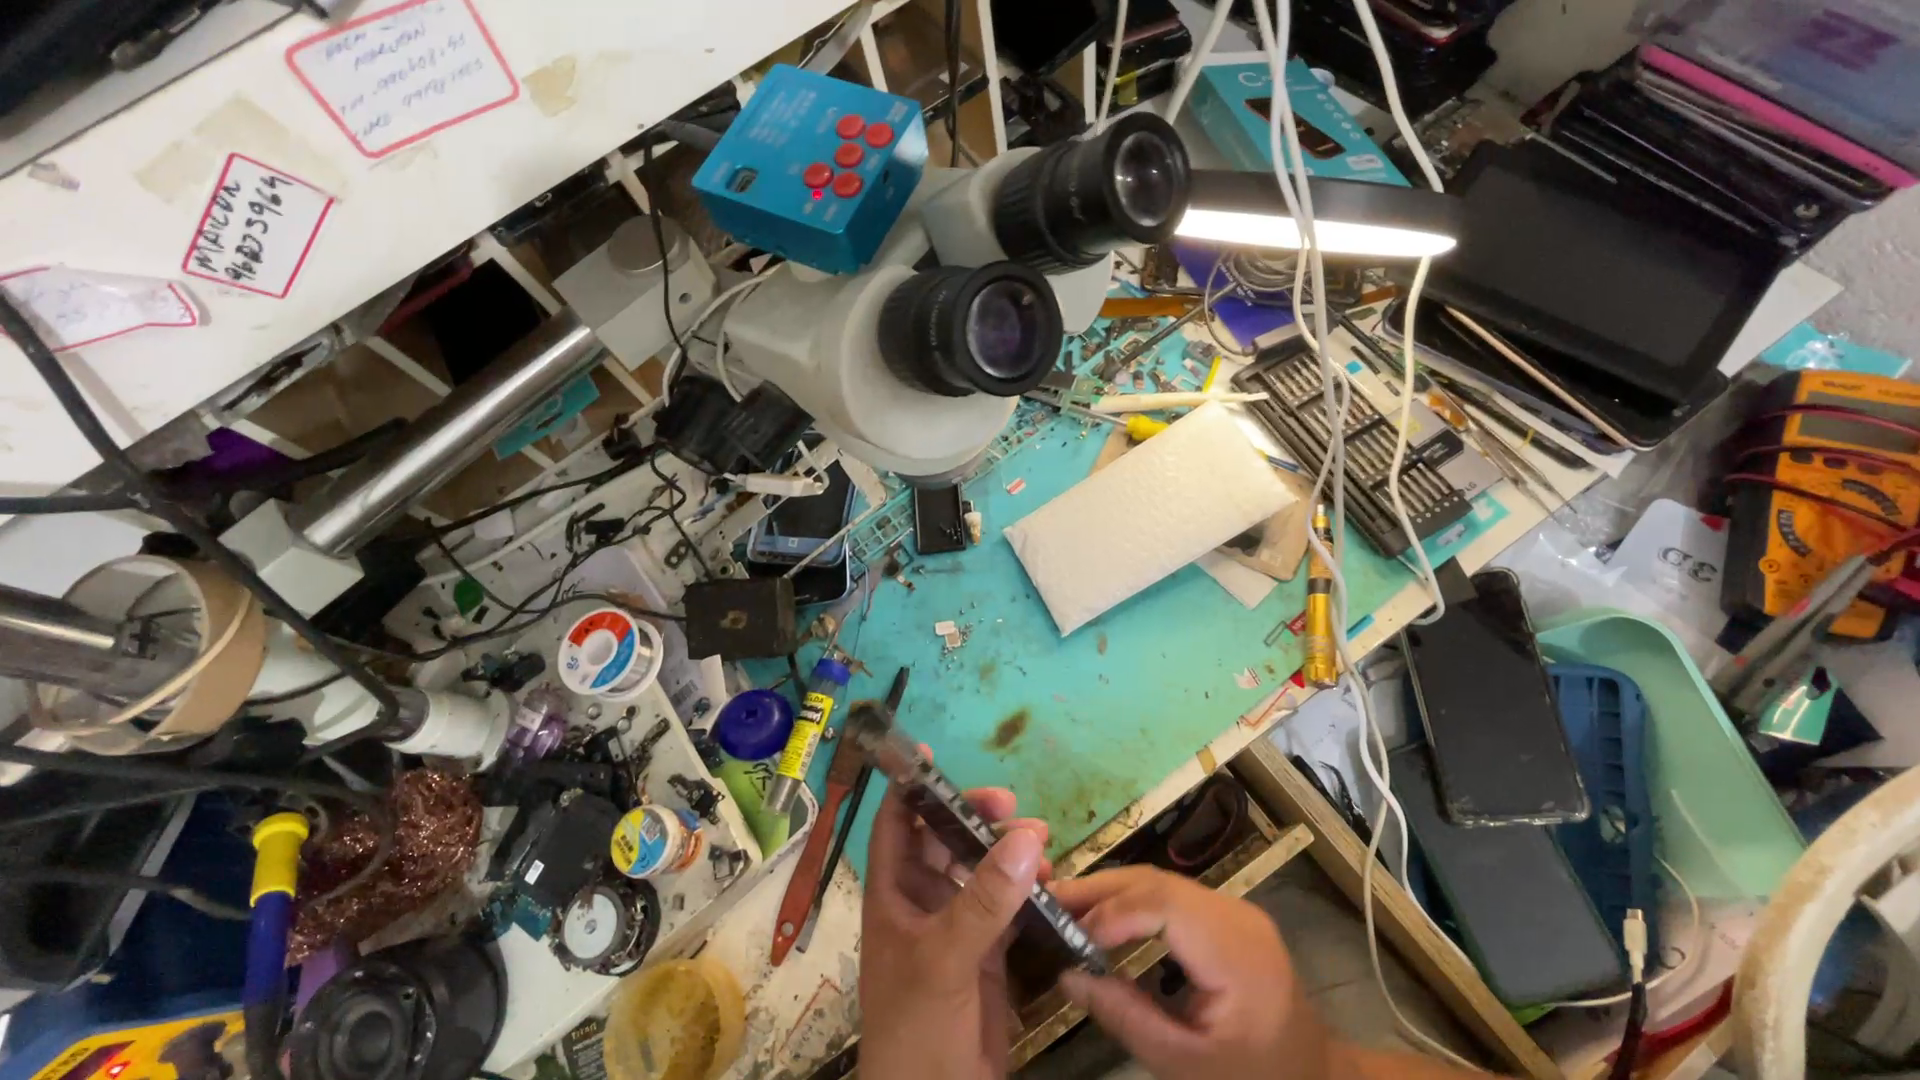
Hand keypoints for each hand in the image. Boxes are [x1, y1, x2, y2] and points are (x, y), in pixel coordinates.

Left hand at [858, 781, 1049, 1079]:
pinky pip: (1006, 905)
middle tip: (1012, 805)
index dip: (911, 787)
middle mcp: (922, 900)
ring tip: (1041, 843)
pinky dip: (1026, 888)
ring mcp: (955, 925)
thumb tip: (1023, 835)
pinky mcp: (986, 952)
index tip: (936, 754)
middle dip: (975, 817)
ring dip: (1007, 852)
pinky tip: (1047, 881)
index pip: (897, 823)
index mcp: (894, 892)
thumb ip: (983, 900)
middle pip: (946, 839)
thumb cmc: (917, 1025)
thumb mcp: (945, 957)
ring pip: (981, 870)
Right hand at [1051, 866, 1336, 1079]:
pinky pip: (1172, 895)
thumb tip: (1066, 975)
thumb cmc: (1250, 1078)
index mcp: (1235, 952)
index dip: (1110, 912)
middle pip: (1157, 882)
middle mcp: (1237, 915)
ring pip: (1160, 881)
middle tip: (1050, 903)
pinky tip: (1104, 917)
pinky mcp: (1228, 915)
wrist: (1315, 1078)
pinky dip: (1133, 901)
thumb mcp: (1183, 1065)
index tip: (1068, 935)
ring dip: (1112, 891)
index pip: (1163, 904)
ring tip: (1066, 907)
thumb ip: (1125, 1017)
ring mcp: (1236, 910)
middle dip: (1100, 890)